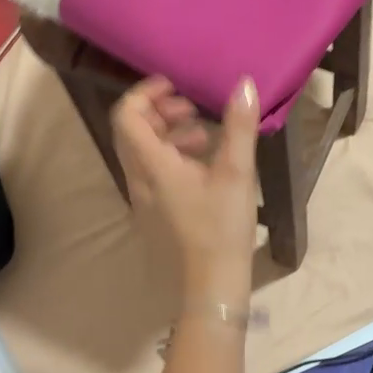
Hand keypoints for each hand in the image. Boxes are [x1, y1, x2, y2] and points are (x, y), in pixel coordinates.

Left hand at [111, 75, 259, 304]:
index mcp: (151, 167)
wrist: (210, 288)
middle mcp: (138, 182)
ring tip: (205, 138)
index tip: (174, 86)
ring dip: (168, 137)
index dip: (145, 93)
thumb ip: (239, 126)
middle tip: (191, 109)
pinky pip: (152, 177)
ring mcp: (143, 203)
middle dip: (159, 113)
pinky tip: (204, 171)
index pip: (127, 116)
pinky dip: (171, 161)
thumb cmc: (222, 229)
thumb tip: (245, 84)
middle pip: (132, 133)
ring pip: (143, 156)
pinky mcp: (154, 219)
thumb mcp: (236, 174)